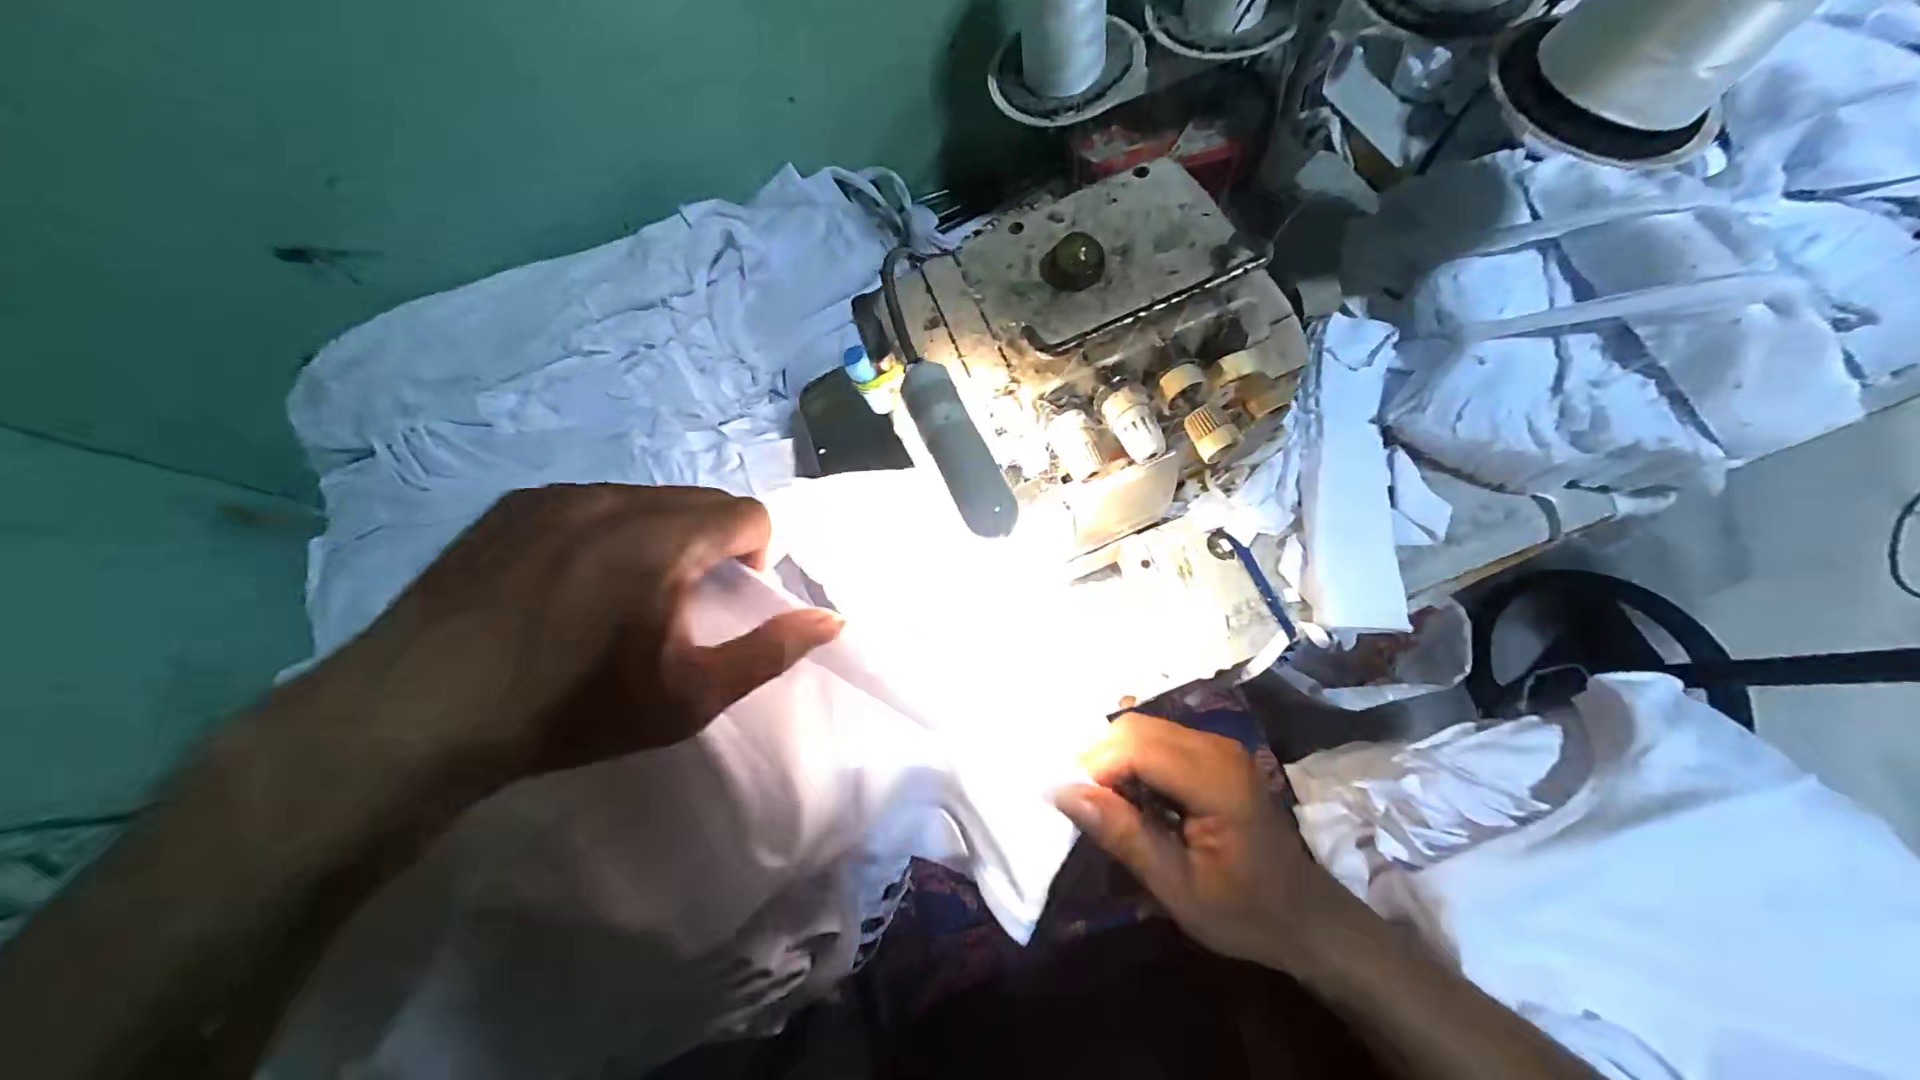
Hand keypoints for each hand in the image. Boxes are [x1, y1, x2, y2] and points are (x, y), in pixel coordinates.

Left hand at [286, 484, 842, 785]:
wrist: (418, 717)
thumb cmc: (573, 710)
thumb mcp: (689, 696)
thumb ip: (770, 651)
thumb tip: (832, 619)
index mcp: (662, 540)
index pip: (749, 512)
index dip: (756, 555)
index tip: (726, 602)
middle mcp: (613, 499)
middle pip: (701, 499)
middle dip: (713, 542)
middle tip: (680, 602)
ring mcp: (555, 496)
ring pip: (646, 497)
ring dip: (661, 534)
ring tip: (622, 593)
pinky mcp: (510, 506)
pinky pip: (591, 502)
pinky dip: (607, 530)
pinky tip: (567, 584)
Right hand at [1053, 713, 1360, 973]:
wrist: (1306, 918)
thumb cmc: (1245, 912)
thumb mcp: (1177, 888)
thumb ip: (1122, 834)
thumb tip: (1061, 791)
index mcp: (1216, 780)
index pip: (1136, 746)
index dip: (1097, 770)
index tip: (1082, 811)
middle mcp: (1216, 747)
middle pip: (1135, 728)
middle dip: (1100, 761)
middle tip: (1091, 810)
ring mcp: (1217, 745)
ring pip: (1142, 728)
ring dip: (1114, 760)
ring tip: (1112, 808)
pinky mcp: (1212, 752)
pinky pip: (1156, 738)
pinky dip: (1132, 761)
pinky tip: (1135, 798)